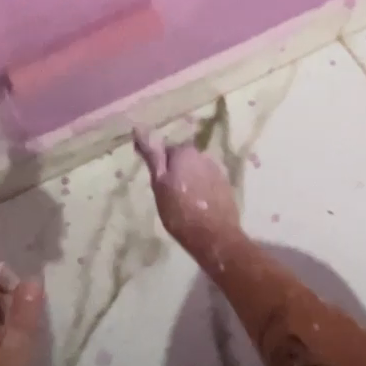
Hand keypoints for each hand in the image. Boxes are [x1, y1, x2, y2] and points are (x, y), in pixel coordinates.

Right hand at [133, 125, 242, 260]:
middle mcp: (202, 155)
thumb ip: (152, 155)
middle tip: (168, 194)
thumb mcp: (159, 184)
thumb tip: (138, 127)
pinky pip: (208, 182)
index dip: (159, 167)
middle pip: (182, 159)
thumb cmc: (180, 212)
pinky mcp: (226, 186)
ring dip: (189, 180)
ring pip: (195, 170)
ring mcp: (217, 170)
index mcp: (184, 151)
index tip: (156, 183)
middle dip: (175, 172)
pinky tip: (198, 205)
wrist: (215, 238)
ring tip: (183, 202)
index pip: (165, 151)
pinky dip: (201, 189)